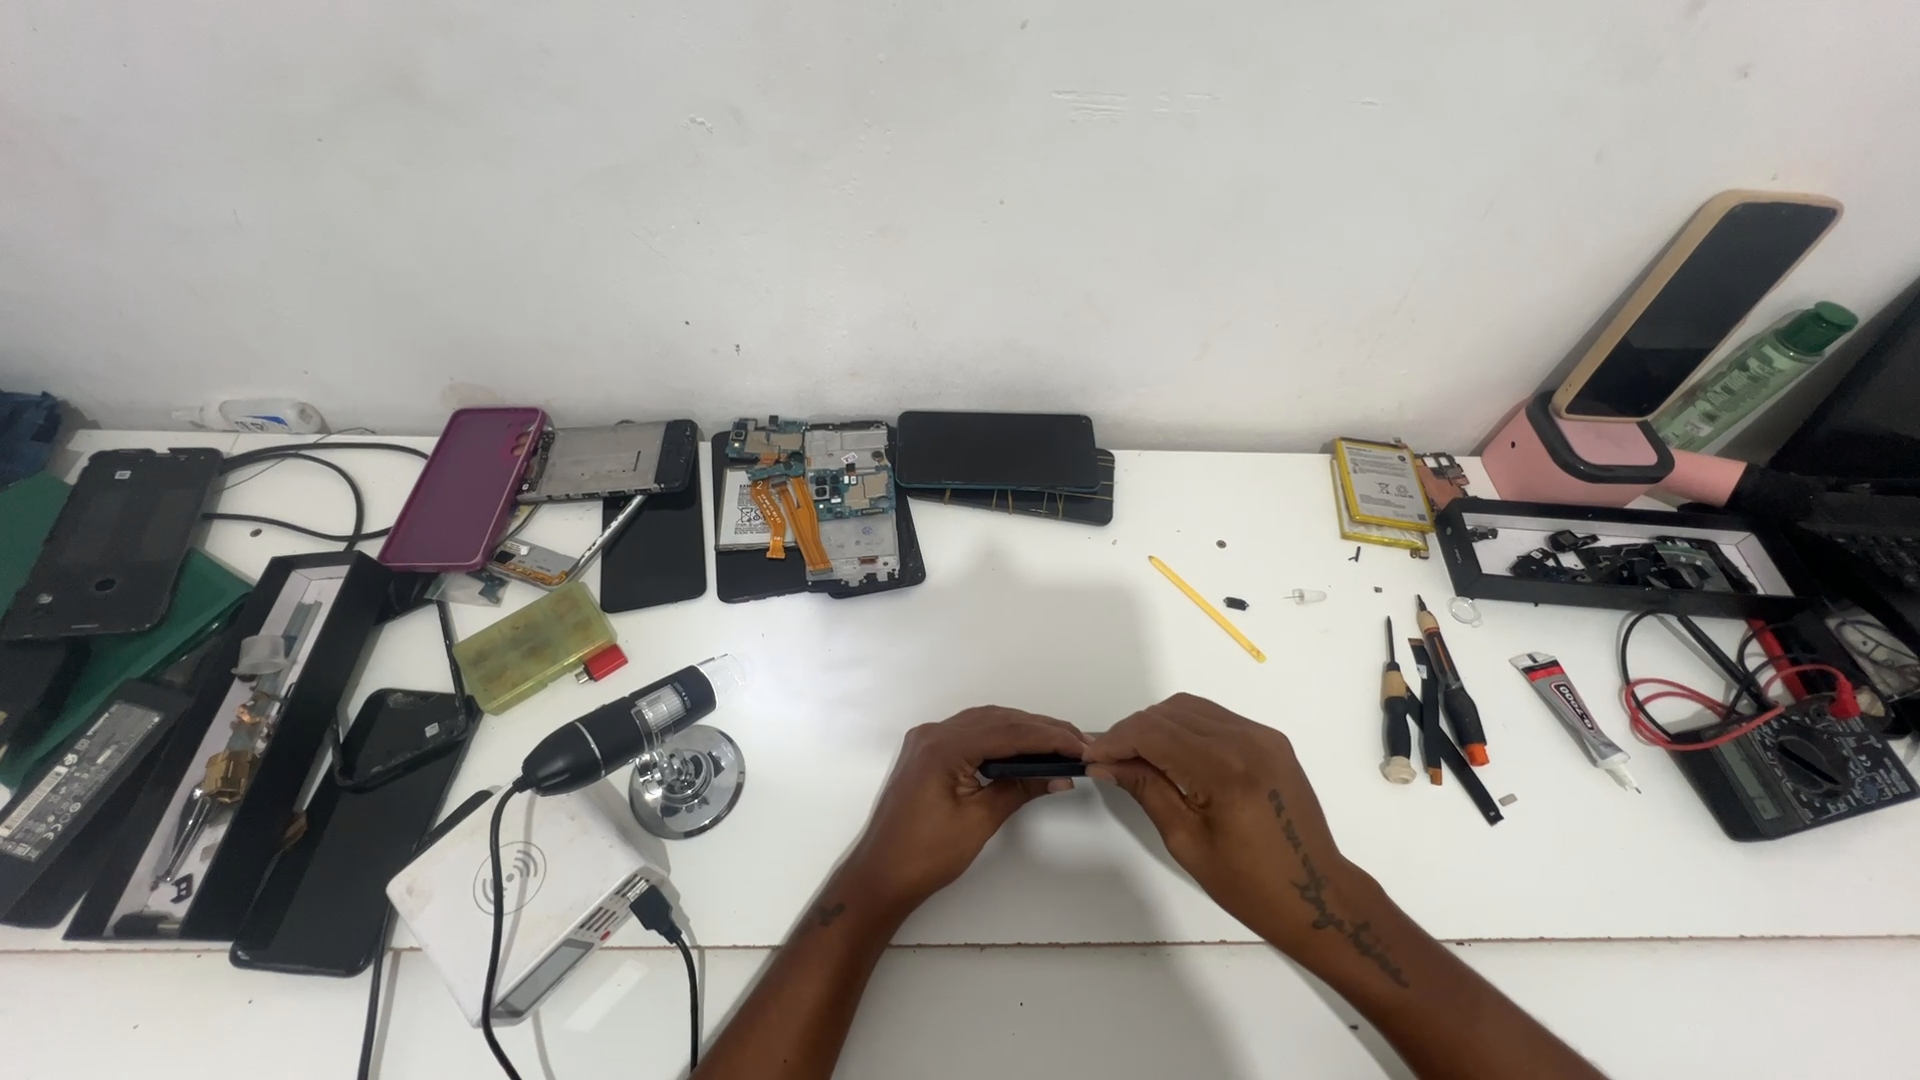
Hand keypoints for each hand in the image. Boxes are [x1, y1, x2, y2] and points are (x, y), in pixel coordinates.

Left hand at [840, 707, 1088, 914]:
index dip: (1047, 737)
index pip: (1006, 732)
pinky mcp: (926, 752)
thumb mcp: (979, 820)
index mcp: (943, 747)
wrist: (881, 874)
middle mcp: (933, 733)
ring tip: (1058, 742)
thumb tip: (1059, 776)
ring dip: (1021, 730)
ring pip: (984, 722)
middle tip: (1077, 742)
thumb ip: (1019, 789)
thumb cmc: (927, 854)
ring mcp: (926, 740)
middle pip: (996, 721)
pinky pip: (970, 733)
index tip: (1080, 745)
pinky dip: (999, 736)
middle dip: (1039, 729)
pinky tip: (1022, 747)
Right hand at [1086, 694, 1386, 967]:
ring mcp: (1263, 735)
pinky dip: (1184, 727)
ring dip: (1157, 726)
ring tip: (1137, 758)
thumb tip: (1104, 763)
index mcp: (1226, 769)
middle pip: (1169, 713)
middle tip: (1110, 761)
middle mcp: (1247, 739)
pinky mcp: (1271, 739)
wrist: (1319, 895)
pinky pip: (1214, 717)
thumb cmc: (1250, 884)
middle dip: (1132, 732)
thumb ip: (1145, 788)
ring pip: (1189, 708)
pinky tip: (1172, 755)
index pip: (1154, 733)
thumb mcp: (1187, 840)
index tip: (1090, 757)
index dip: (1115, 741)